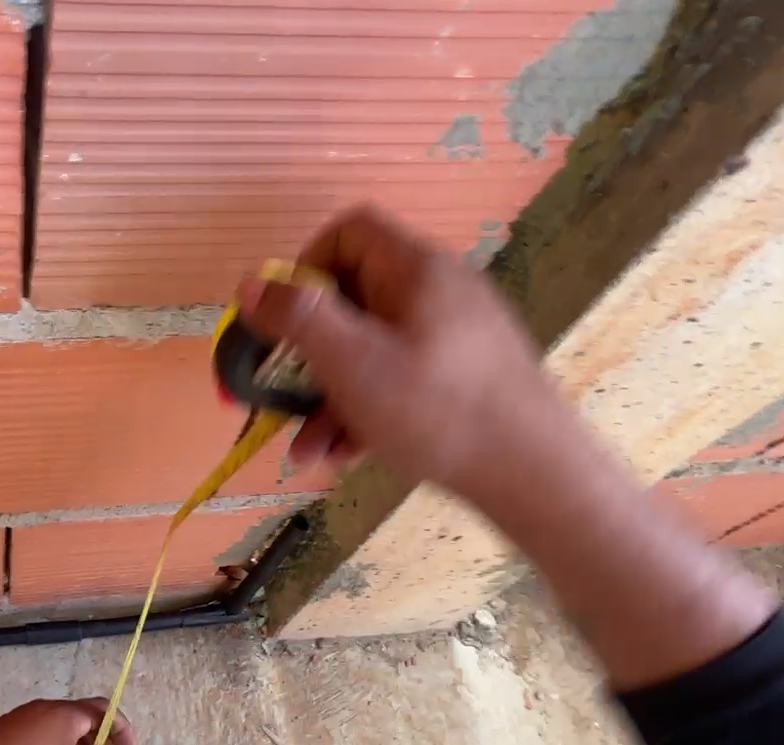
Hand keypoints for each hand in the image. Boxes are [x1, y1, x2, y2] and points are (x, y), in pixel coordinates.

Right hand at [237, 204, 565, 499]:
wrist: (532, 472)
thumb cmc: (434, 408)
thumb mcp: (352, 361)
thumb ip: (298, 318)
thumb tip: (250, 284)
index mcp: (414, 271)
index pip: (349, 232)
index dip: (305, 266)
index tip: (282, 317)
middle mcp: (437, 293)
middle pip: (352, 303)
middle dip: (307, 356)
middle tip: (280, 397)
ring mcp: (453, 337)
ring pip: (371, 353)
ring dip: (328, 400)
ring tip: (308, 451)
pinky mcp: (463, 377)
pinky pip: (397, 381)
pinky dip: (364, 412)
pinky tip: (345, 456)